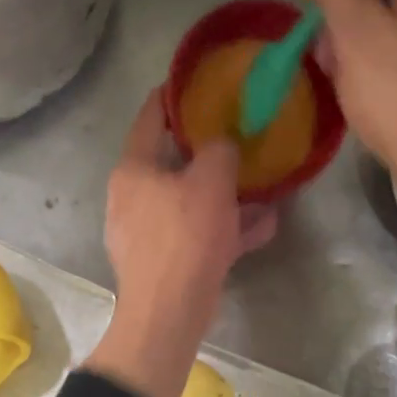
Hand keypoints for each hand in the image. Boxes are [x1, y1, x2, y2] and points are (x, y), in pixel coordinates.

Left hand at [85, 91, 277, 396]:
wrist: (168, 312)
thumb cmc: (184, 237)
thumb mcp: (211, 180)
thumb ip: (220, 151)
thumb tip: (222, 147)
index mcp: (133, 169)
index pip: (150, 117)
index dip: (174, 96)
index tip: (198, 83)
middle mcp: (132, 198)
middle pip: (174, 164)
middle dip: (211, 156)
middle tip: (241, 139)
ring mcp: (147, 235)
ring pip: (190, 204)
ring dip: (226, 197)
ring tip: (264, 187)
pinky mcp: (164, 265)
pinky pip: (198, 237)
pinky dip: (225, 230)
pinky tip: (263, 225)